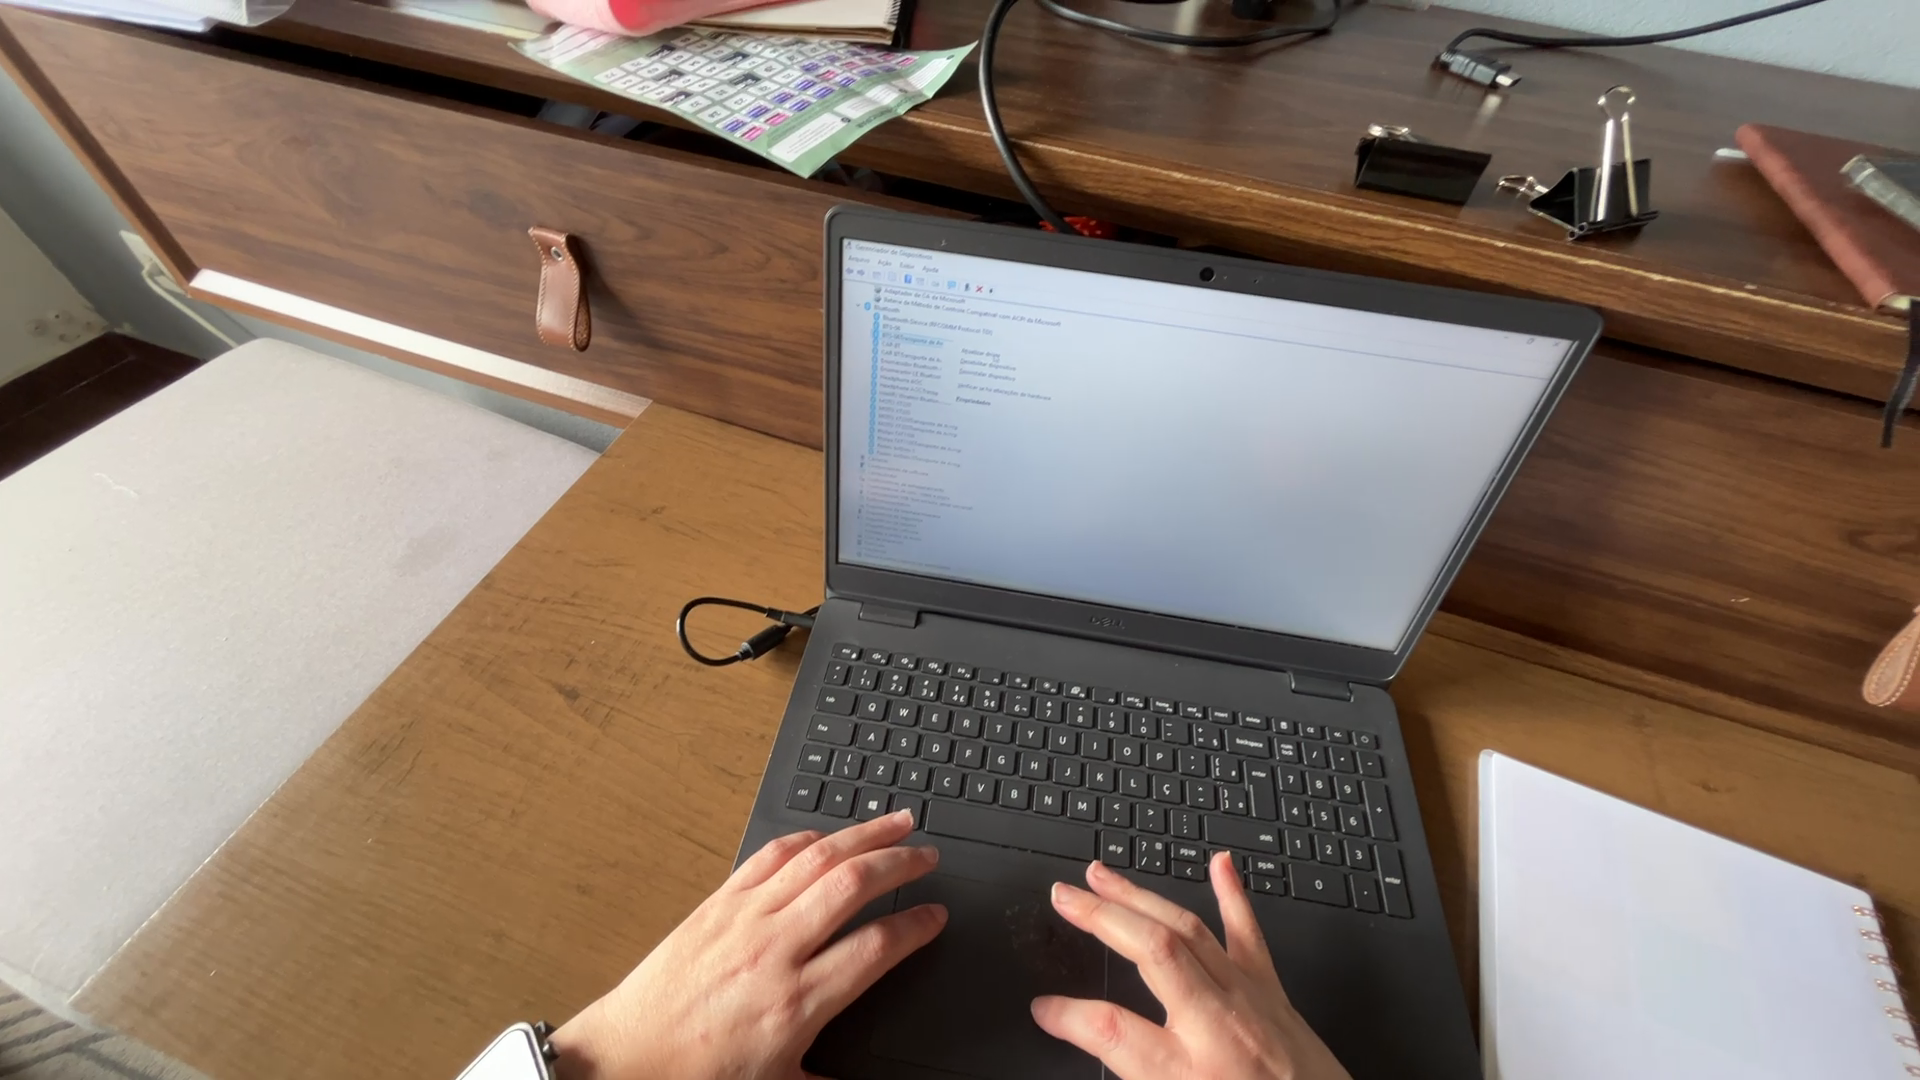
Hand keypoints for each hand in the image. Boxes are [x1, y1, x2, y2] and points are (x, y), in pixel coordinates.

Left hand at [550, 810, 945, 1079]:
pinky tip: (826, 835)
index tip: (935, 914)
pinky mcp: (719, 902)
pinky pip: (771, 855)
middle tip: (928, 854)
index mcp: (796, 1003)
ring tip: (896, 822)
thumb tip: (866, 1077)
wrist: (619, 1065)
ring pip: (818, 857)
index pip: (875, 947)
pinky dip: (806, 839)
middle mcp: (776, 949)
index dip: (915, 925)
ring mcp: (746, 917)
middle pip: (854, 885)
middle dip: (899, 862)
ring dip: (863, 834)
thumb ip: (828, 1078)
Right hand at [1032, 853, 1353, 1079]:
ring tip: (1103, 874)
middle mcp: (1220, 1027)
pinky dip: (1233, 896)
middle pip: (1153, 950)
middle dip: (1101, 915)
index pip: (1114, 1030)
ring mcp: (1250, 1001)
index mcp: (1194, 1075)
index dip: (1068, 1015)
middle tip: (1062, 895)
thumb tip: (1101, 1047)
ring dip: (1140, 896)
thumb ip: (1143, 1078)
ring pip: (1189, 929)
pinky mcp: (1276, 995)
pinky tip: (1221, 863)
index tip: (1044, 1007)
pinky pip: (1250, 936)